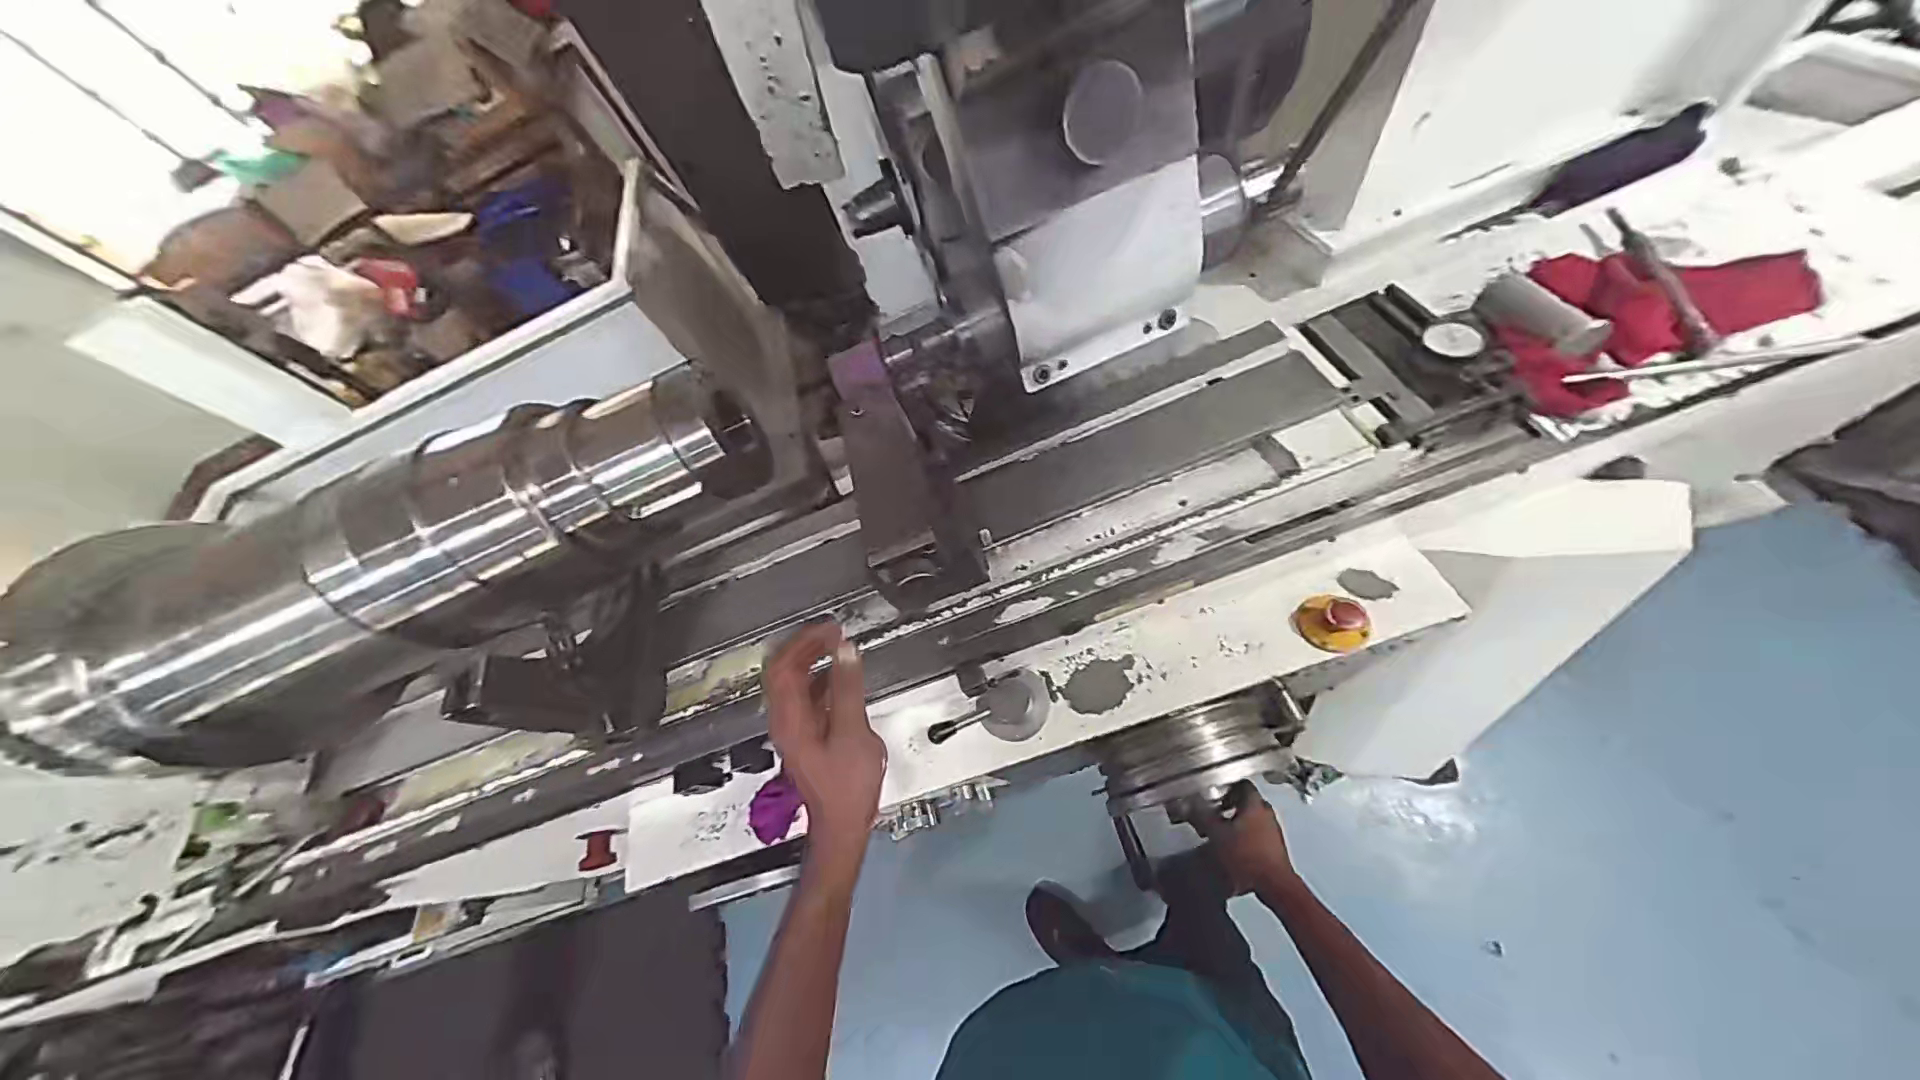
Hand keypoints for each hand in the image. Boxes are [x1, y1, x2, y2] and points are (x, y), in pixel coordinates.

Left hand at [763, 622, 885, 861]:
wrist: (842, 823)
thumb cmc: (846, 786)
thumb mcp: (853, 732)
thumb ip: (847, 689)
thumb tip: (845, 653)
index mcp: (790, 719)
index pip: (784, 666)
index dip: (804, 641)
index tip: (829, 629)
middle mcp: (785, 720)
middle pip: (783, 670)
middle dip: (805, 645)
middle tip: (832, 632)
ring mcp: (794, 728)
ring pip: (793, 681)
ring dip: (812, 659)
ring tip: (836, 645)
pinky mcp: (806, 734)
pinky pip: (806, 695)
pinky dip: (820, 677)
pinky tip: (840, 675)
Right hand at [1198, 781, 1299, 895]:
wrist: (1273, 885)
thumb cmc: (1248, 857)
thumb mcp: (1216, 833)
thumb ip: (1201, 816)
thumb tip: (1190, 803)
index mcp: (1254, 805)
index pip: (1241, 783)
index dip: (1225, 785)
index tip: (1213, 791)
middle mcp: (1267, 814)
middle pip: (1247, 800)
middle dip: (1229, 803)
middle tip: (1214, 809)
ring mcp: (1273, 831)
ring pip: (1252, 816)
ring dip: (1236, 820)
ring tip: (1220, 829)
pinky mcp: (1274, 848)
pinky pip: (1257, 833)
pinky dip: (1244, 834)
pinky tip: (1232, 846)